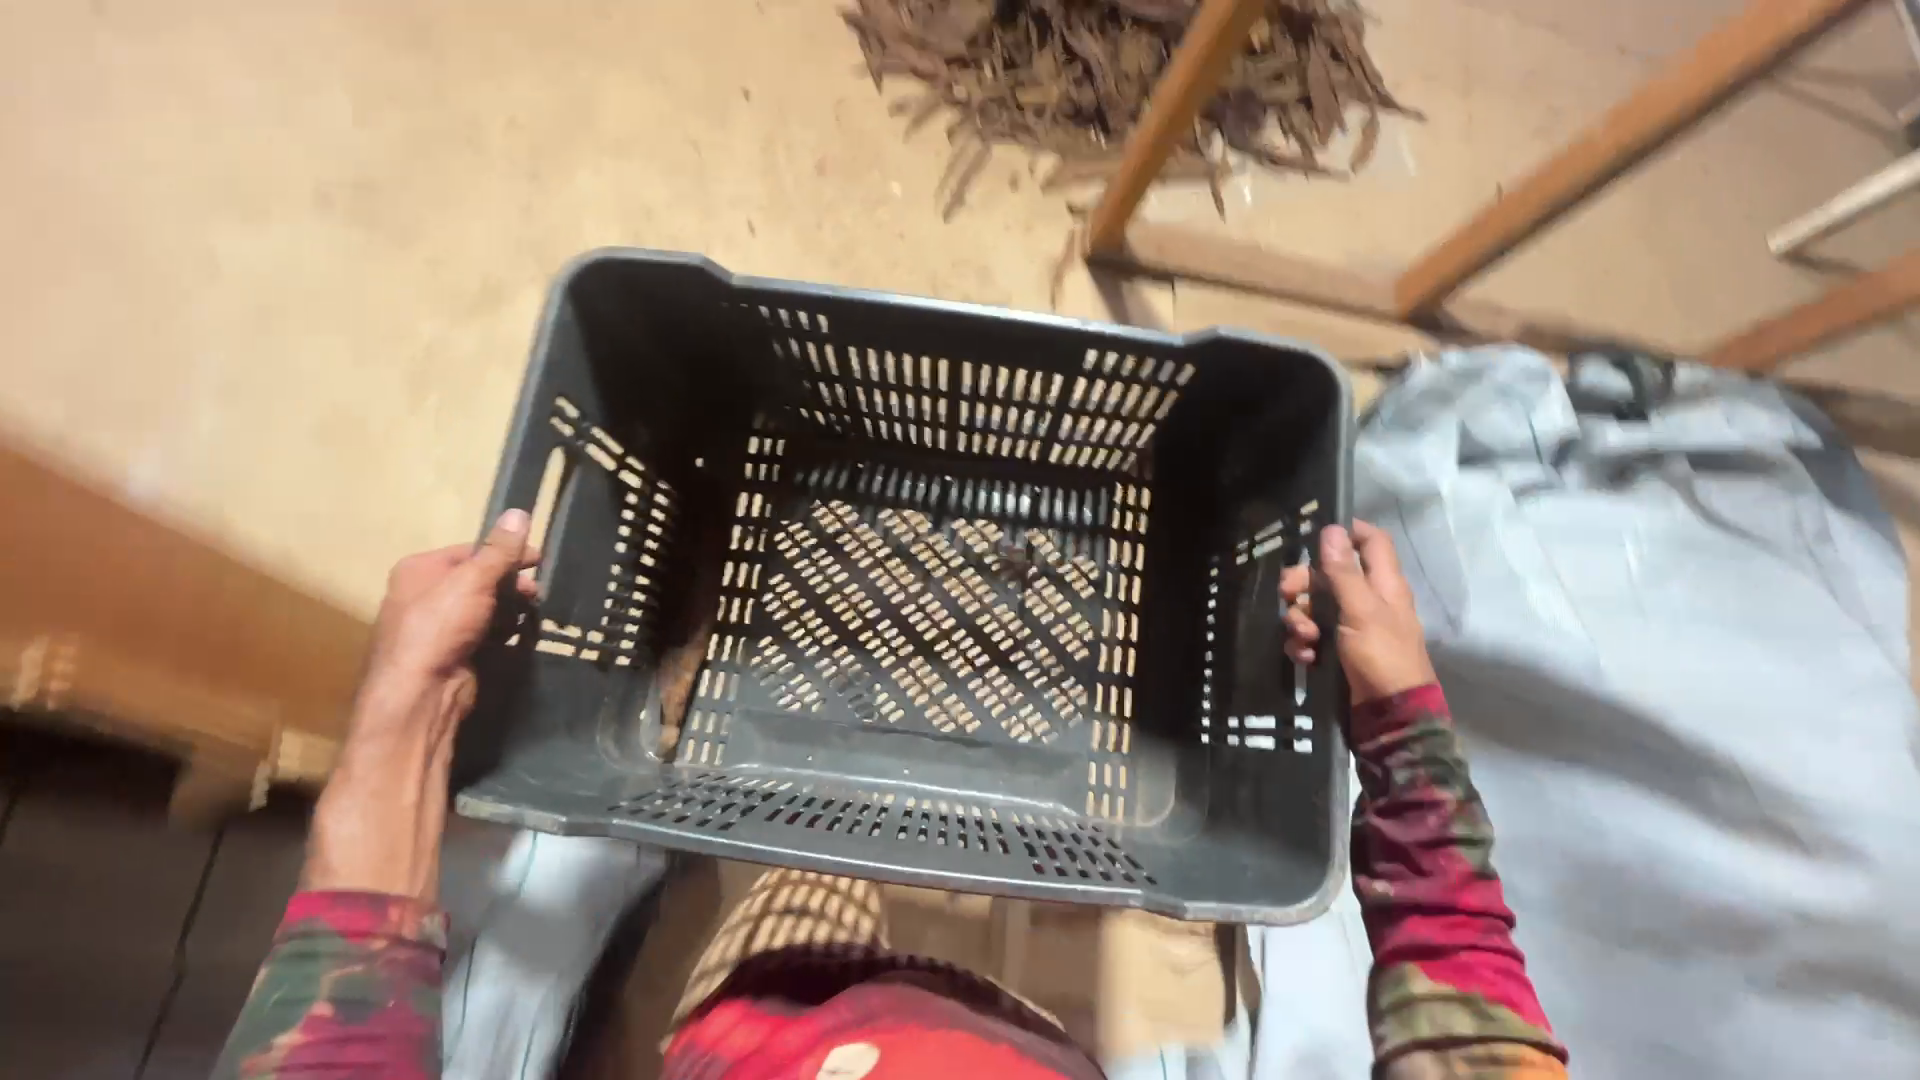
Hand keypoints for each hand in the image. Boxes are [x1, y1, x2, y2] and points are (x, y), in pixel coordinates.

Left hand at [305, 510, 537, 899]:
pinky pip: (484, 631)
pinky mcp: (451, 651)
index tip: (540, 560)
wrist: (420, 694)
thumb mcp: (473, 580)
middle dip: (511, 583)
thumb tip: (520, 512)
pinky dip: (503, 630)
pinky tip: (517, 635)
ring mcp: (436, 625)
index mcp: (419, 569)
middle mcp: (423, 593)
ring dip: (510, 608)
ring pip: (484, 605)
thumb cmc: (439, 628)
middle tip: (535, 594)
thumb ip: (499, 550)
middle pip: (479, 577)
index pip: (473, 549)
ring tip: (529, 616)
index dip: (507, 552)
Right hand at [1280, 520, 1435, 706]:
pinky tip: (1306, 656)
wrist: (1387, 714)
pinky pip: (1309, 634)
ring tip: (1305, 638)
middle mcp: (1365, 599)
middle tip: (1288, 596)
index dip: (1347, 532)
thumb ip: (1344, 572)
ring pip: (1311, 606)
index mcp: (1383, 584)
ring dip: (1299, 620)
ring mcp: (1348, 625)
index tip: (1316, 536)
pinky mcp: (1334, 648)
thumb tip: (1331, 529)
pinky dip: (1302, 644)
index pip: (1371, 541)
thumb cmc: (1382, 657)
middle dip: (1302, 584)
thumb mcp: (1362, 611)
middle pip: (1326, 574)